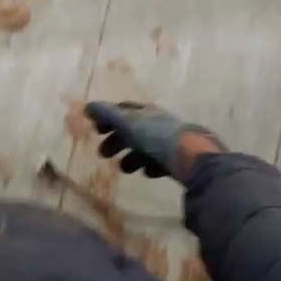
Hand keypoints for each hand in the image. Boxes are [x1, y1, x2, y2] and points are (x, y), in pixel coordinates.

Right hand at [84, 101, 222, 182]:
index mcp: (145, 112)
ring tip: (124, 169)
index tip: (96, 130)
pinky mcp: (178, 158)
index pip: (123, 110)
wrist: (192, 157)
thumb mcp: (128, 124)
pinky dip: (148, 165)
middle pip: (133, 129)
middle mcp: (157, 122)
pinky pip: (159, 160)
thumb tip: (87, 106)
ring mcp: (169, 140)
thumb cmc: (156, 137)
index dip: (108, 118)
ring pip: (145, 146)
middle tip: (102, 154)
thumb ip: (107, 116)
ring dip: (131, 156)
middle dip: (117, 140)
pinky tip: (146, 173)